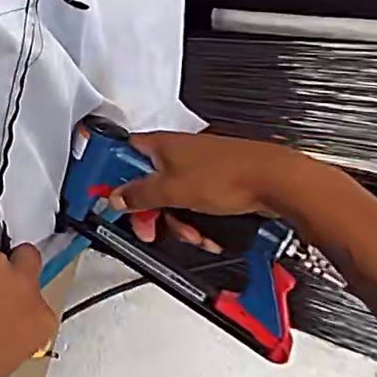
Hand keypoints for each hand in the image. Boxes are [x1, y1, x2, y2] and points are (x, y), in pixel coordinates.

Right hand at [111, 132, 319, 247]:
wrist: (277, 183)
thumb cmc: (230, 175)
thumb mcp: (172, 191)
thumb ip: (139, 194)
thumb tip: (116, 197)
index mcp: (158, 144)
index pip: (119, 153)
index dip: (108, 172)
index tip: (100, 190)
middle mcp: (174, 152)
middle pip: (143, 181)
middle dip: (146, 208)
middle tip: (146, 226)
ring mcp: (194, 167)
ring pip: (168, 196)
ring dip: (173, 219)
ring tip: (188, 232)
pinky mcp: (212, 182)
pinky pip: (189, 203)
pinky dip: (193, 219)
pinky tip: (204, 232)